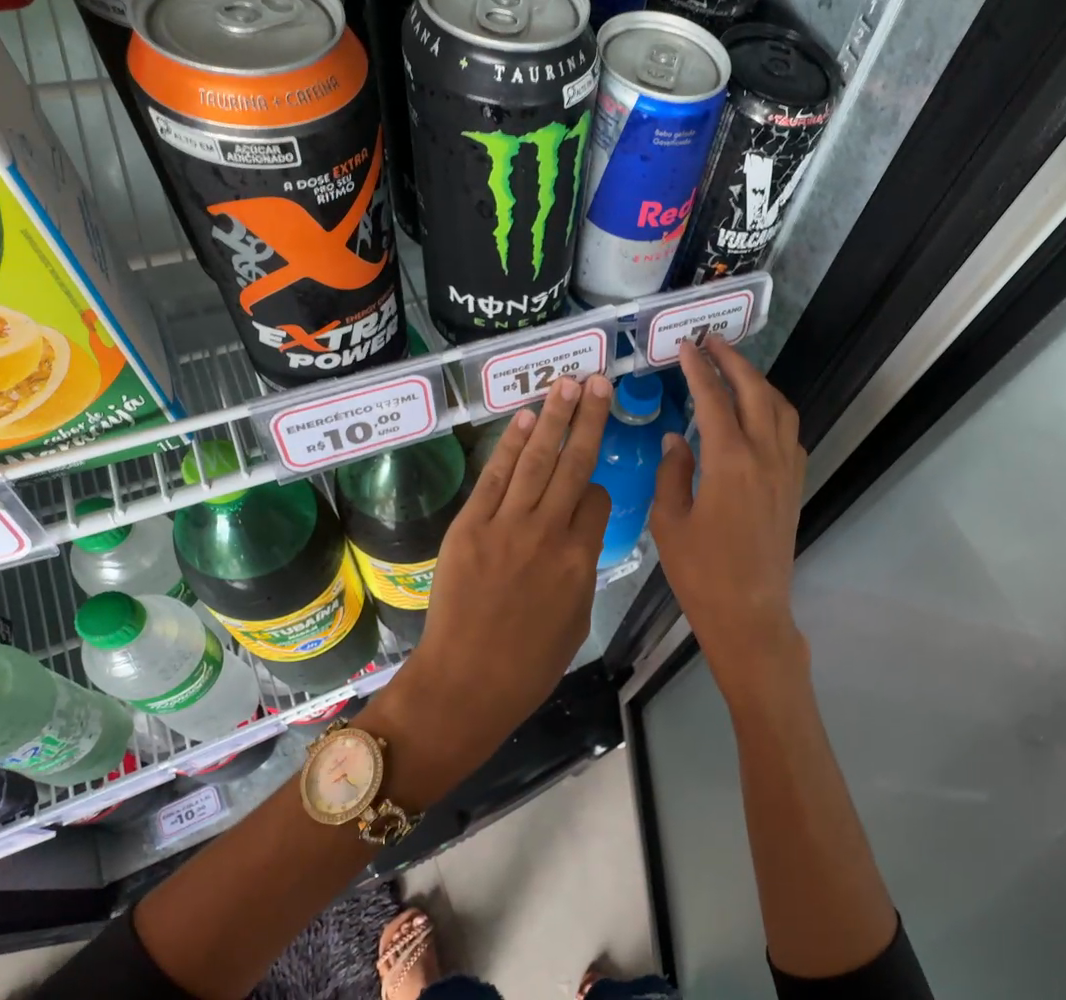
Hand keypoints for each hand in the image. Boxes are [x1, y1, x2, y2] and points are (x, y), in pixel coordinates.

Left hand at [359, 374, 612, 803]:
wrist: (466, 683)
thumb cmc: (529, 666)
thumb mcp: (576, 618)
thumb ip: (581, 569)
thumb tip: (578, 539)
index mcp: (581, 560)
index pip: (598, 500)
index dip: (598, 488)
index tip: (592, 489)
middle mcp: (548, 532)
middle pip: (574, 464)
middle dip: (587, 419)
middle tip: (597, 381)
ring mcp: (506, 526)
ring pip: (537, 460)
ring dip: (553, 417)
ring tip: (567, 383)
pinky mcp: (470, 527)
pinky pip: (496, 477)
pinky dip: (511, 446)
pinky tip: (525, 419)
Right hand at [651, 336, 808, 700]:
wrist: (749, 613)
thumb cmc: (701, 573)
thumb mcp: (669, 523)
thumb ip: (673, 473)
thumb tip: (678, 438)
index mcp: (730, 462)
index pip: (714, 399)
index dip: (699, 369)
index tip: (686, 346)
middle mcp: (765, 457)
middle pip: (754, 392)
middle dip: (733, 361)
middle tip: (712, 342)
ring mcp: (785, 471)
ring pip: (779, 409)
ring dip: (758, 382)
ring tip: (734, 371)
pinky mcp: (794, 487)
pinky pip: (790, 434)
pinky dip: (774, 411)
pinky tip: (758, 415)